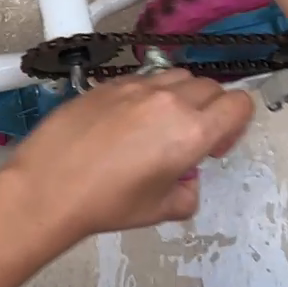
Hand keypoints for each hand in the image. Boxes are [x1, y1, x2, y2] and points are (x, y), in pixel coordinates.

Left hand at [0, 70, 253, 237]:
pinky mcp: (107, 83)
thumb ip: (188, 191)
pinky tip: (127, 121)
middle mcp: (168, 101)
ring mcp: (135, 87)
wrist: (49, 185)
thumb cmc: (106, 203)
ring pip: (176, 76)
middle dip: (210, 110)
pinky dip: (147, 94)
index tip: (216, 146)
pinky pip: (142, 79)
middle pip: (210, 87)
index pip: (238, 104)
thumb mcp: (161, 210)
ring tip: (159, 126)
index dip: (235, 124)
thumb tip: (185, 178)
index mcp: (191, 132)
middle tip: (189, 139)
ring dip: (180, 96)